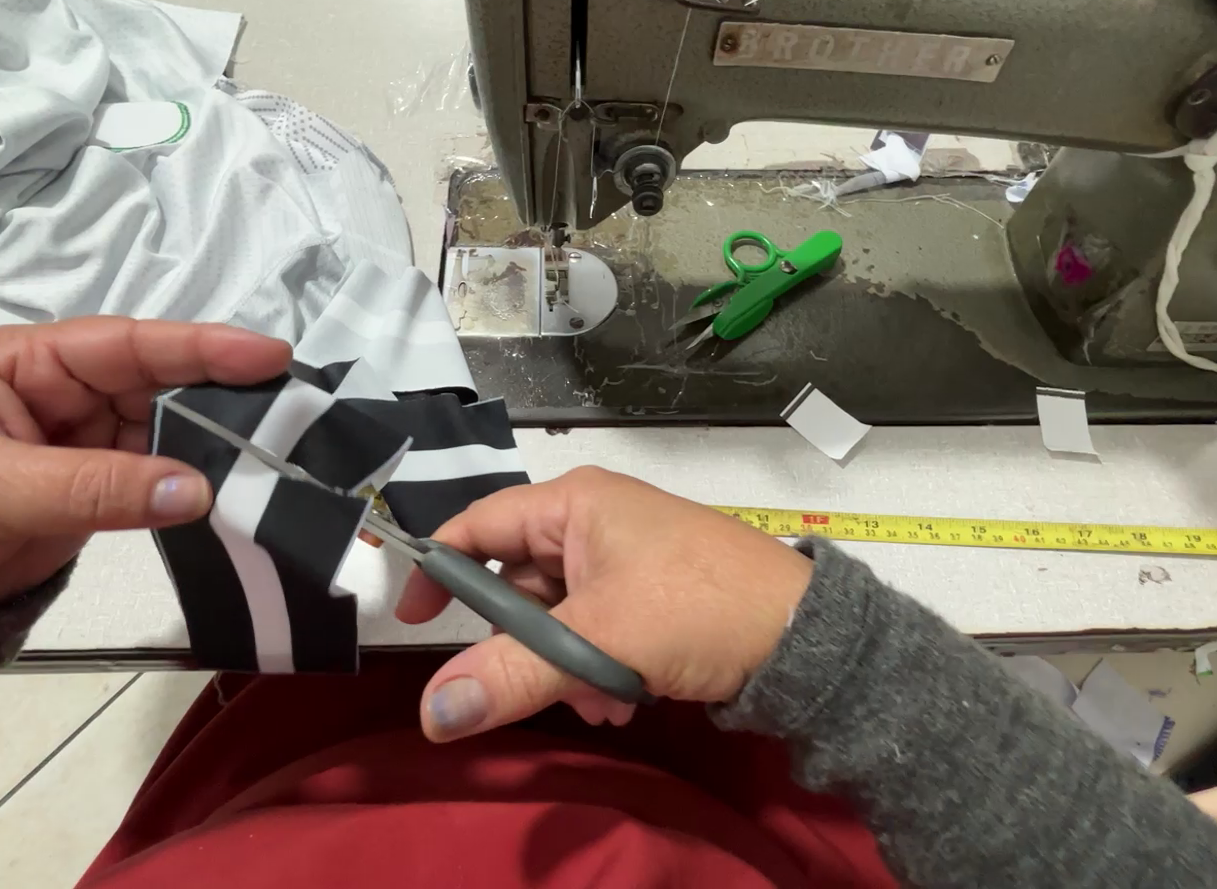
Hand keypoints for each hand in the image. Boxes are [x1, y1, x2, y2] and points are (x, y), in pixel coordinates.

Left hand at [0, 318, 290, 611]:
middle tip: (293, 406)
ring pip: (169, 432)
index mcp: (25, 364)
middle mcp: (64, 395)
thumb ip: (94, 487)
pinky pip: (159, 480)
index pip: (126, 344)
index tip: (270, 355)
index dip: (201, 347)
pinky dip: (196, 486)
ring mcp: (85, 445)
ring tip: (280, 450)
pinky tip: (237, 488)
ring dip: (217, 443)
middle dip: (223, 392)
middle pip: (161, 384)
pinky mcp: (96, 492)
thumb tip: (202, 488)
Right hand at [394, 466, 812, 741]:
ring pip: (556, 614)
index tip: (415, 623)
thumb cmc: (695, 607)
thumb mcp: (598, 638)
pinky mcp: (646, 591)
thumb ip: (511, 673)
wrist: (802, 635)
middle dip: (524, 643)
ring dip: (565, 666)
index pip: (480, 524)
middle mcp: (592, 520)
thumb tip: (431, 712)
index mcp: (574, 503)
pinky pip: (592, 627)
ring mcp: (622, 557)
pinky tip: (624, 701)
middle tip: (543, 684)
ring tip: (604, 702)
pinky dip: (596, 666)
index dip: (439, 568)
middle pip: (517, 580)